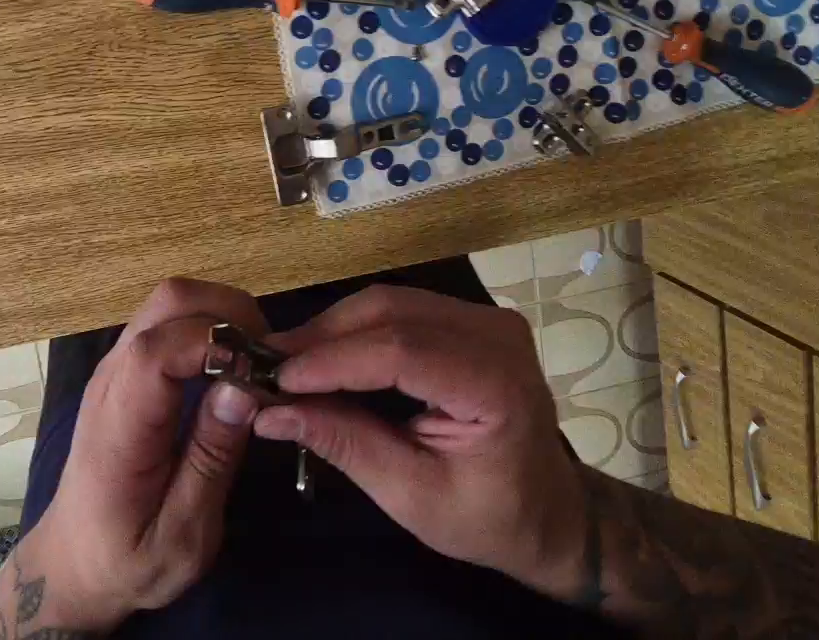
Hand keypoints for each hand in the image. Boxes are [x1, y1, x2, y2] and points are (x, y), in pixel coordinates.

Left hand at [19, 278, 268, 631]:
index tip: (258, 372)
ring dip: (224, 315)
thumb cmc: (127, 559)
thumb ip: (212, 459)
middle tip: (268, 359)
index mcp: (120, 425)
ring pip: (172, 300)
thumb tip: (246, 386)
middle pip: (169, 300)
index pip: (156, 349)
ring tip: (256, 362)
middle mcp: (113, 377)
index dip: (214, 343)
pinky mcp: (129, 365)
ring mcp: (118, 364)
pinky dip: (211, 325)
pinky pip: (171, 319)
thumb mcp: (182, 535)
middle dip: (230, 312)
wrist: (73, 562)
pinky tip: (232, 365)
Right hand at [250, 286, 590, 598]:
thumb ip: (344, 444)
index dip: (332, 360)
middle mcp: (495, 332)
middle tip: (268, 364)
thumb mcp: (412, 496)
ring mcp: (486, 317)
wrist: (551, 510)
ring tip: (288, 360)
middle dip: (324, 336)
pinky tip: (325, 352)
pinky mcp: (471, 317)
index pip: (401, 351)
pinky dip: (357, 329)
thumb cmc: (489, 517)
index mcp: (494, 383)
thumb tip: (270, 413)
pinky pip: (402, 309)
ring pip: (390, 302)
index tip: (275, 378)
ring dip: (334, 329)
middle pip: (391, 312)